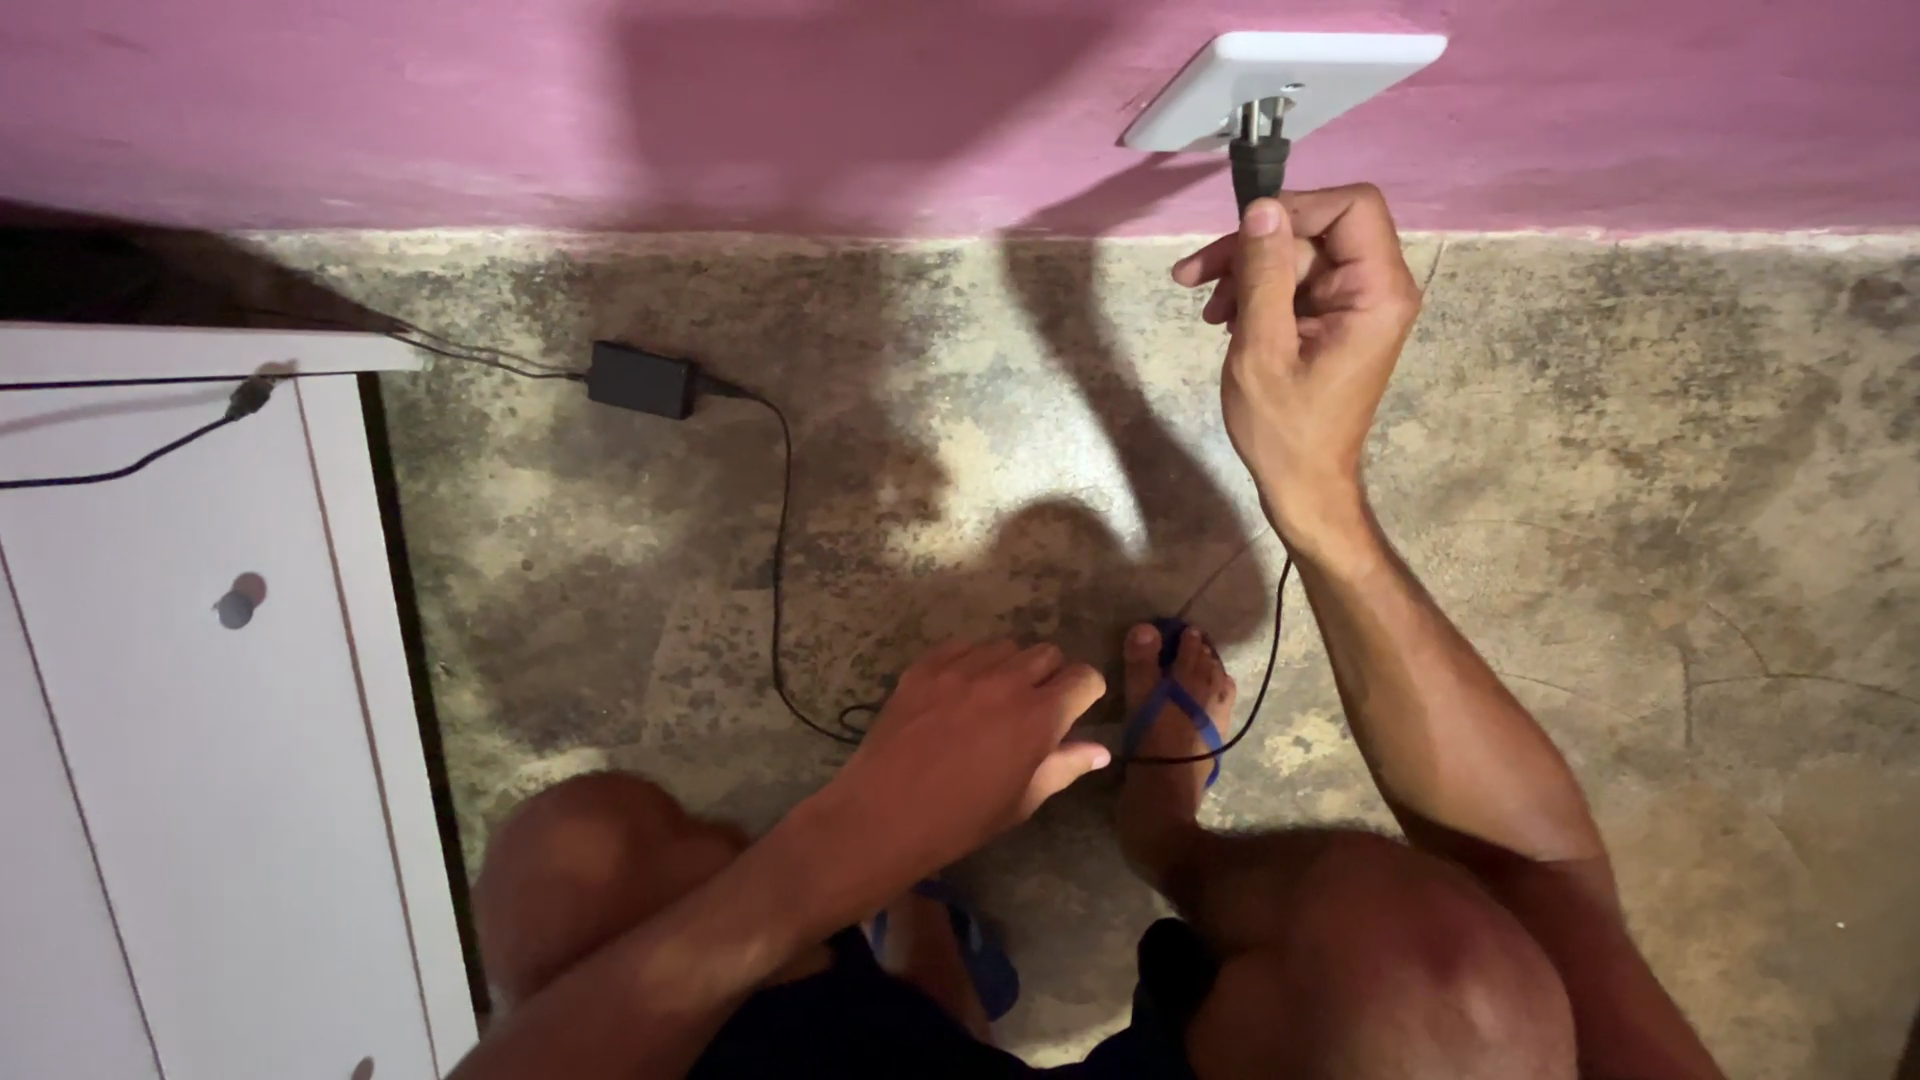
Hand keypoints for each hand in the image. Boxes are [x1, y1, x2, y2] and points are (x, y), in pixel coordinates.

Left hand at [828, 640, 1108, 882]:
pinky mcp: (925, 666)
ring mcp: (961, 668)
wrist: (884, 814)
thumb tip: (1100, 750)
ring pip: (1005, 647)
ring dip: (1010, 667)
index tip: (1075, 708)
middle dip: (1050, 675)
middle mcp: (1006, 680)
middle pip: (1047, 653)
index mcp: (1038, 716)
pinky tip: (958, 692)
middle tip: (1033, 706)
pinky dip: (969, 663)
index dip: (1086, 691)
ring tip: (992, 698)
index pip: (1083, 677)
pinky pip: (961, 647)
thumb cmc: (962, 819)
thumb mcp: (1022, 800)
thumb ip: (1065, 766)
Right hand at [1171, 185, 1422, 557]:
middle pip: (1314, 234)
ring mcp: (1353, 307)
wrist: (1300, 483)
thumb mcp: (1262, 348)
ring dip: (1245, 276)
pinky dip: (1256, 297)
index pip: (1350, 208)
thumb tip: (1260, 209)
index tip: (1238, 236)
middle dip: (1252, 250)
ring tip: (1206, 311)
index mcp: (1377, 291)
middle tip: (1193, 276)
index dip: (1292, 210)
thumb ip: (1263, 274)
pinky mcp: (1332, 323)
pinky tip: (1225, 322)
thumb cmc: (1283, 427)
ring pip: (1296, 260)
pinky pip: (1294, 288)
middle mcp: (1376, 289)